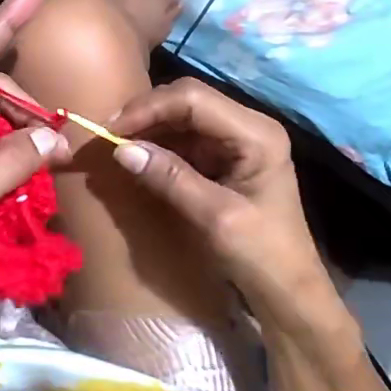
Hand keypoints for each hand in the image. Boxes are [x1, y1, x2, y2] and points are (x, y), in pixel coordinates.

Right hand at [108, 78, 324, 301]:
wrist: (285, 291)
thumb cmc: (260, 254)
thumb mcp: (214, 217)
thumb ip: (169, 178)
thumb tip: (120, 150)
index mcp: (256, 134)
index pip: (193, 99)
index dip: (149, 108)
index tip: (111, 130)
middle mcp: (246, 126)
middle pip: (187, 100)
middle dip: (145, 113)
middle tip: (106, 134)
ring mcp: (234, 140)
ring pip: (180, 116)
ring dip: (146, 127)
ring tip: (113, 143)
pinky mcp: (220, 157)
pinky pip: (181, 138)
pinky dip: (155, 143)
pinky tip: (134, 155)